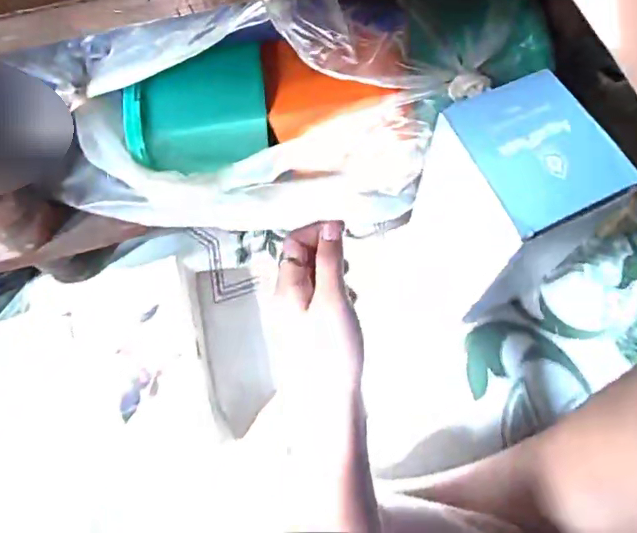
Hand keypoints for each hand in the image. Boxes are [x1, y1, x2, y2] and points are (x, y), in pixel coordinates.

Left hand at [268, 220, 363, 404]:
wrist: (330, 412)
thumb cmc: (330, 351)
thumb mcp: (332, 299)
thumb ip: (329, 260)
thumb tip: (330, 225)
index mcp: (285, 288)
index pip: (294, 241)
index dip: (317, 230)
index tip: (344, 230)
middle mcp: (287, 299)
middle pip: (302, 257)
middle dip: (328, 250)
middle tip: (350, 262)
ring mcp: (299, 317)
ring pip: (315, 277)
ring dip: (334, 271)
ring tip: (351, 286)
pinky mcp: (312, 332)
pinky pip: (322, 297)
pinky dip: (338, 291)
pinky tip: (351, 306)